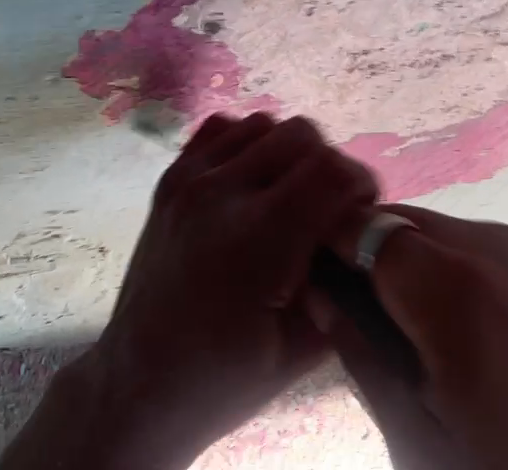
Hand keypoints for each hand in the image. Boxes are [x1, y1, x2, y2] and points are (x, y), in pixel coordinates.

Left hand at [0, 113, 376, 469]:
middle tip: (330, 209)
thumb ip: (342, 284)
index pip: (331, 170)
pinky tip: (251, 185)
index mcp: (259, 237)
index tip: (363, 214)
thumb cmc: (224, 381)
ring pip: (262, 123)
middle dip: (329, 165)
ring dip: (288, 152)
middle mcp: (221, 193)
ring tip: (291, 196)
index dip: (360, 184)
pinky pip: (220, 129)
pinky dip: (246, 144)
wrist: (139, 384)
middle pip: (301, 133)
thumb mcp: (302, 350)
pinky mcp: (169, 179)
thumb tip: (368, 237)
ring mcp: (188, 179)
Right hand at [323, 205, 507, 469]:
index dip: (327, 247)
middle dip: (369, 255)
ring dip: (413, 262)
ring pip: (441, 230)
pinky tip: (470, 332)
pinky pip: (484, 246)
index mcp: (454, 287)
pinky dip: (458, 270)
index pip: (360, 226)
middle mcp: (496, 244)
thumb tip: (320, 299)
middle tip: (365, 321)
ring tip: (421, 334)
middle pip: (400, 222)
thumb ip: (361, 358)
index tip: (313, 282)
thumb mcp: (420, 441)